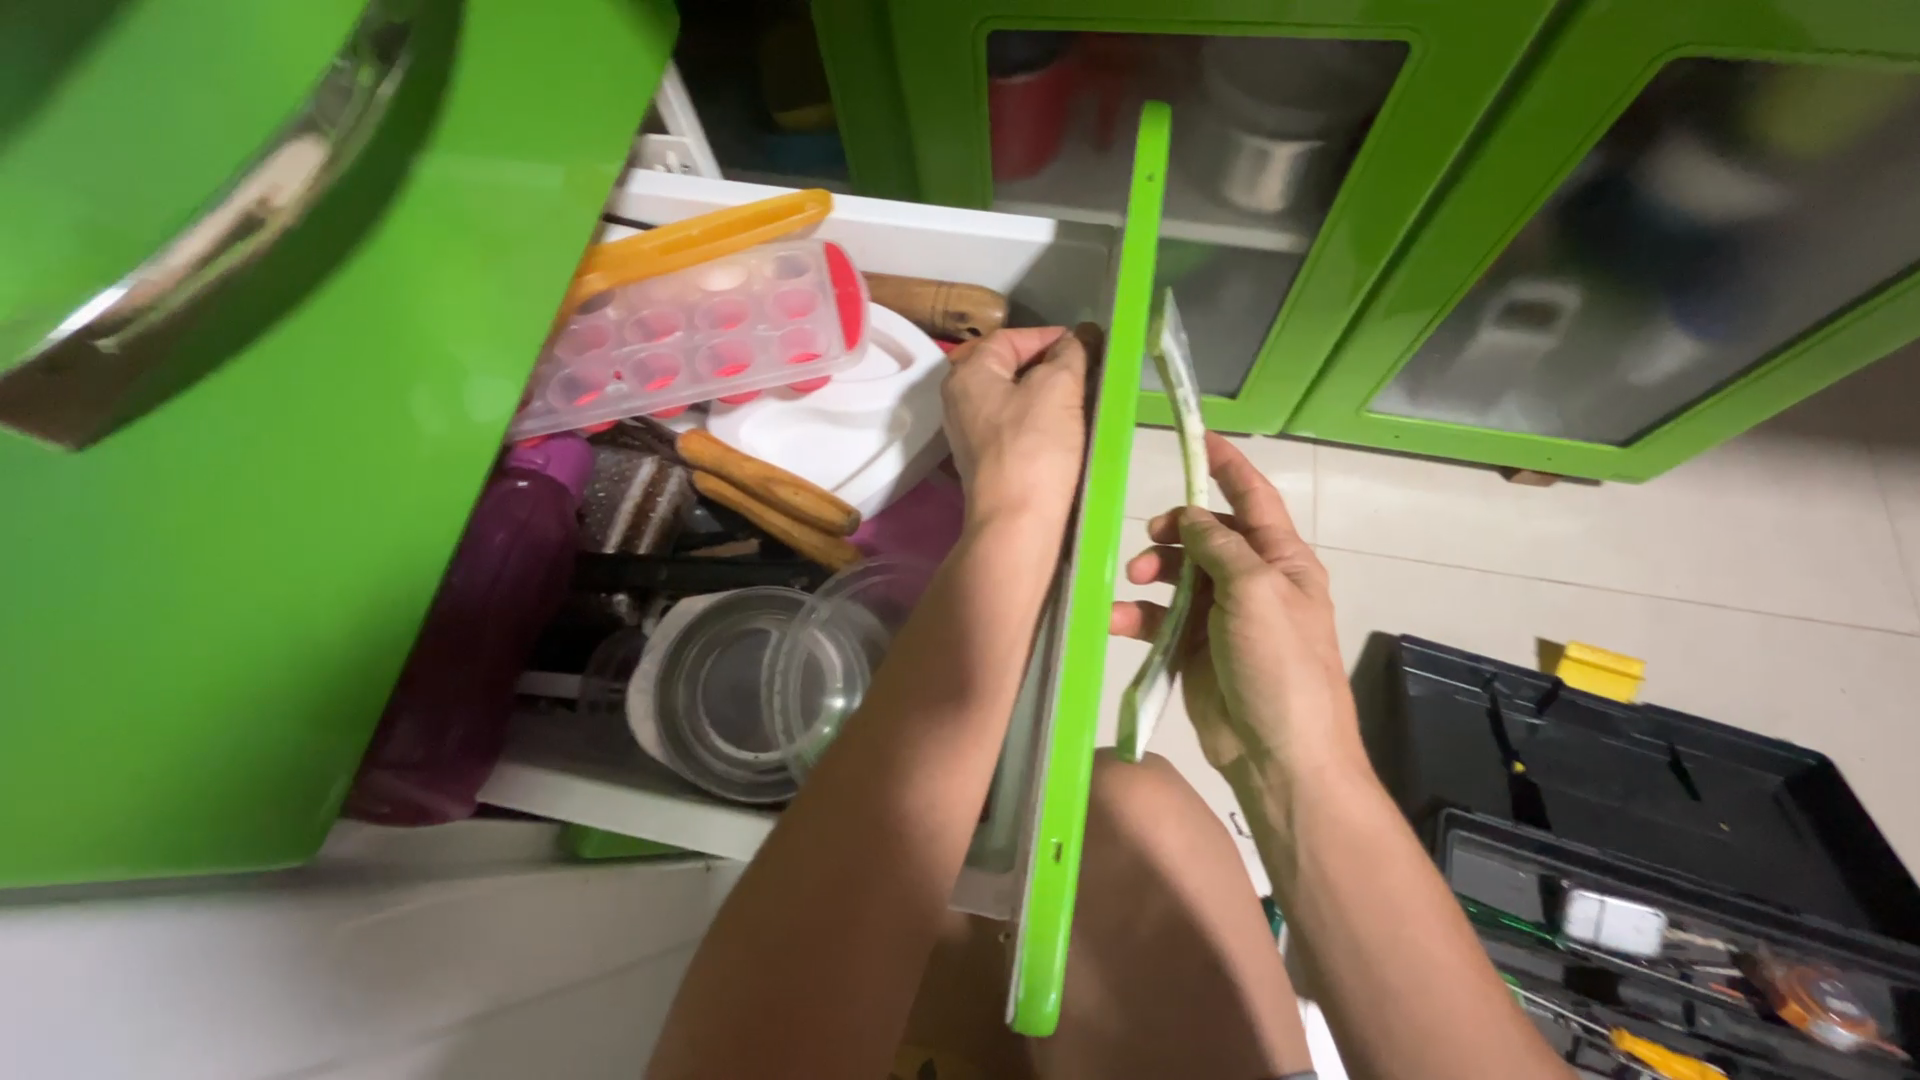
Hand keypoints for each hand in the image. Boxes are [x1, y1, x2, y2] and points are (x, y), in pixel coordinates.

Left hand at [941, 326, 1093, 529]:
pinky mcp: (987, 462)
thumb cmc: (1034, 448)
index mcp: (968, 374)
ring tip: (1085, 398)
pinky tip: (1068, 428)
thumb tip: (1079, 338)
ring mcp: (970, 434)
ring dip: (1050, 395)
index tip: (1089, 345)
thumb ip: (1070, 354)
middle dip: (1052, 366)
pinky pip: (1016, 428)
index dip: (1051, 336)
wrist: (1018, 523)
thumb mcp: (1058, 387)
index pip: (1010, 338)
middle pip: (1010, 368)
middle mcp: (960, 400)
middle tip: (1089, 371)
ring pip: (1015, 399)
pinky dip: (1042, 422)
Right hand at [1109, 434, 1358, 776]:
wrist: (1277, 752)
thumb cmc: (1279, 663)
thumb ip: (1219, 547)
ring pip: (1176, 576)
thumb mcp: (1255, 592)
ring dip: (1151, 572)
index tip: (1196, 438)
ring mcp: (1219, 616)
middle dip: (1174, 530)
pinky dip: (1136, 614)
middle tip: (1149, 539)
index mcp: (1280, 561)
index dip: (1227, 467)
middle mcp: (1250, 581)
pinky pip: (1158, 618)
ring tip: (1134, 580)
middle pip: (1204, 536)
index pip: (1253, 499)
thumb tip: (1191, 516)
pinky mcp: (1191, 648)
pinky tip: (1117, 619)